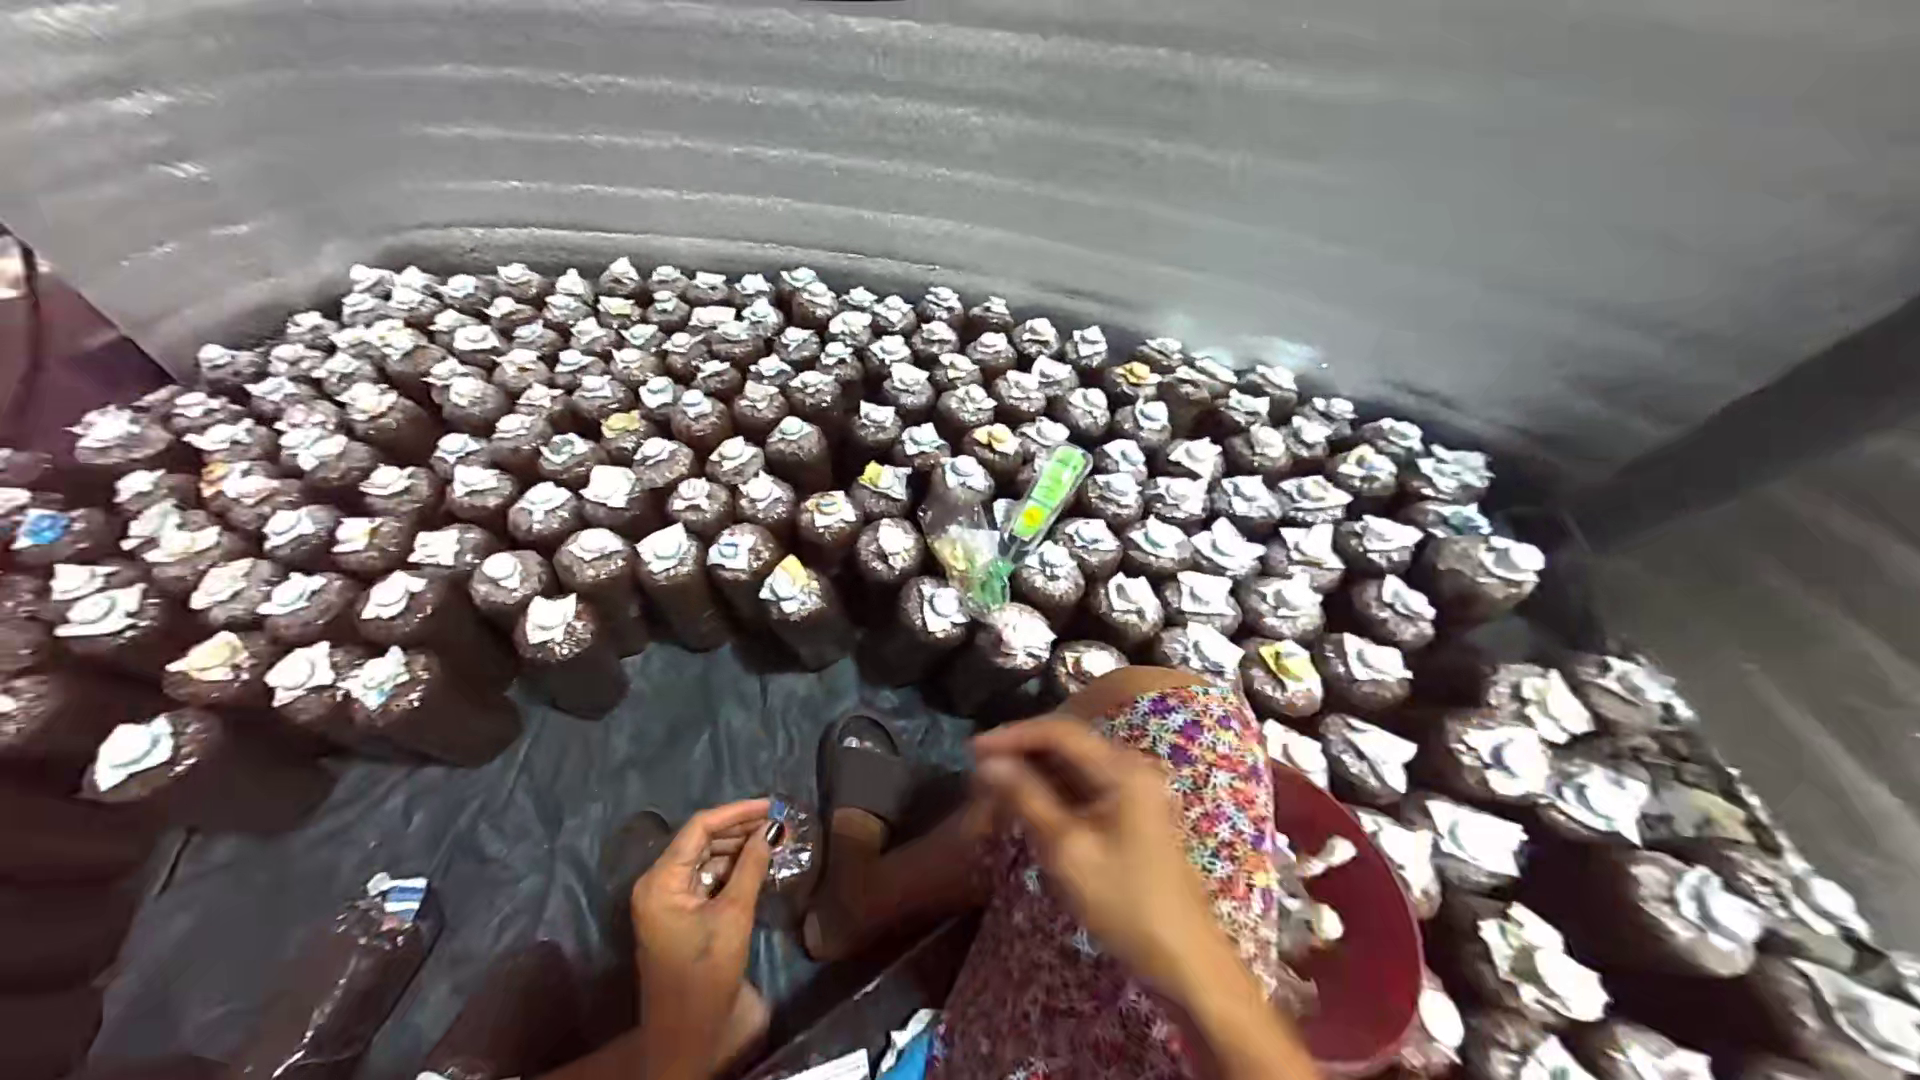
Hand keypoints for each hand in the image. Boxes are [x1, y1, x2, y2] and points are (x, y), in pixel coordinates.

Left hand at [630, 799, 771, 1076]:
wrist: (689, 1038)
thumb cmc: (705, 973)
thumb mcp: (733, 915)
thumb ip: (752, 865)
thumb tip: (772, 827)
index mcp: (660, 881)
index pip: (699, 828)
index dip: (737, 811)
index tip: (772, 805)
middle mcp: (660, 884)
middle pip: (702, 840)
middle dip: (741, 828)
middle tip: (779, 822)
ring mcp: (671, 900)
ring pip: (709, 857)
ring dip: (741, 847)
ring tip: (775, 838)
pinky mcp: (685, 914)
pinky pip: (710, 878)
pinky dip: (735, 867)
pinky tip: (761, 862)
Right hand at [971, 717, 1235, 991]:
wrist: (1184, 960)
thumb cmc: (1125, 903)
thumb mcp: (1067, 849)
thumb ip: (1026, 798)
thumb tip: (988, 763)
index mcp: (1122, 768)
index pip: (1058, 732)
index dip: (1012, 735)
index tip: (972, 748)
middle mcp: (1130, 767)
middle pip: (1065, 745)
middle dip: (1020, 755)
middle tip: (979, 771)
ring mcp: (1133, 790)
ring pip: (1071, 767)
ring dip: (1033, 775)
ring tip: (993, 789)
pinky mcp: (1129, 812)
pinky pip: (1083, 788)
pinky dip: (1052, 793)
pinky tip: (1025, 807)